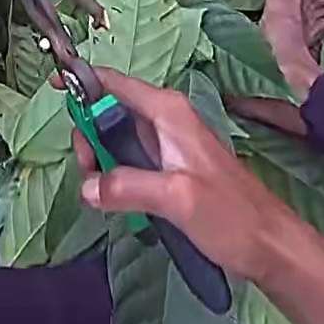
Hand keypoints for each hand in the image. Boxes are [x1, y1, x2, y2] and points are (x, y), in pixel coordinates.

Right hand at [68, 67, 321, 283]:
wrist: (269, 244)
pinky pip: (129, 156)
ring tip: (103, 190)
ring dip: (100, 158)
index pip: (115, 81)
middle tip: (90, 172)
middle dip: (89, 135)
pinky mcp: (168, 164)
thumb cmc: (230, 214)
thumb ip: (127, 187)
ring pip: (116, 135)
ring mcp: (167, 141)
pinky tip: (116, 197)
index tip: (54, 83)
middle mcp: (165, 117)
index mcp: (167, 111)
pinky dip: (114, 171)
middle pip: (109, 109)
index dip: (82, 79)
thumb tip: (86, 186)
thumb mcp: (176, 198)